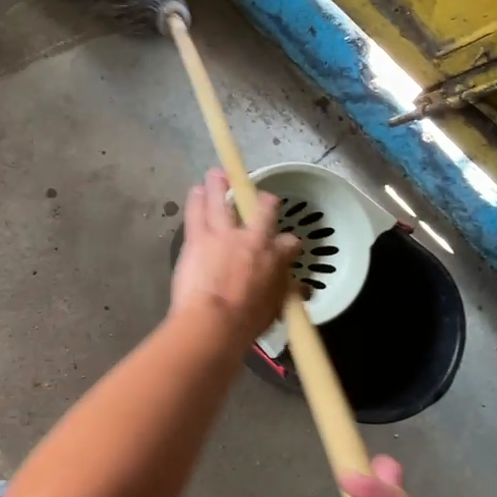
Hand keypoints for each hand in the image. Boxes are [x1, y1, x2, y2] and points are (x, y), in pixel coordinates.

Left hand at [170, 168, 300, 344]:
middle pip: (262, 210)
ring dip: (220, 185)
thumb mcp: (276, 309)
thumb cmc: (246, 322)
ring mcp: (225, 234)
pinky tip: (195, 190)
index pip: (289, 243)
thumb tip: (301, 290)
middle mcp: (254, 239)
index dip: (287, 242)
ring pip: (223, 202)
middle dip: (262, 201)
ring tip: (217, 174)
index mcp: (276, 258)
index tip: (284, 243)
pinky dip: (196, 199)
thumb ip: (286, 293)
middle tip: (258, 197)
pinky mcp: (199, 237)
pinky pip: (198, 211)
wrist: (214, 322)